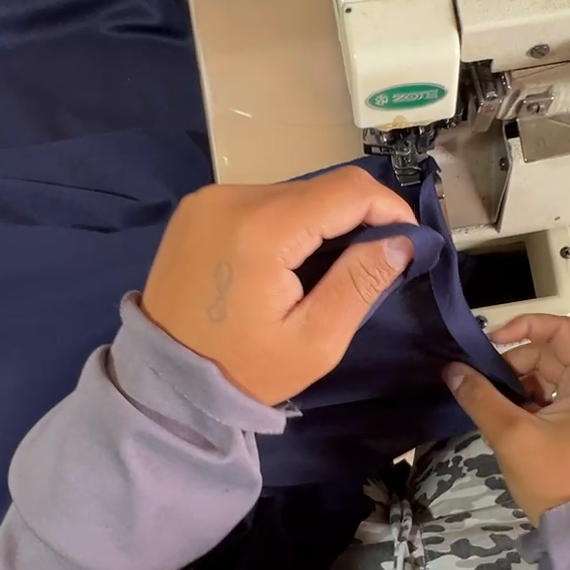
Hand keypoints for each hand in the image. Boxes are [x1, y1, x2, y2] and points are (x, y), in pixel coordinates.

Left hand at [142, 167, 416, 404]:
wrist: (161, 381)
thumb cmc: (242, 370)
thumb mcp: (315, 341)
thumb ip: (361, 283)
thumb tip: (402, 240)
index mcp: (262, 228)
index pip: (348, 189)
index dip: (390, 207)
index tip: (408, 240)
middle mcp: (231, 197)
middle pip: (320, 189)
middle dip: (356, 219)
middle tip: (371, 263)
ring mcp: (208, 199)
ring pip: (292, 194)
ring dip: (320, 223)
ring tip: (326, 270)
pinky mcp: (197, 209)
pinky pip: (261, 202)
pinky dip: (287, 224)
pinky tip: (287, 262)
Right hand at [443, 314, 569, 524]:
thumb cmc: (552, 478)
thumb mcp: (511, 435)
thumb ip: (480, 397)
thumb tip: (452, 369)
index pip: (562, 330)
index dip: (525, 325)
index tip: (492, 341)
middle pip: (550, 353)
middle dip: (514, 363)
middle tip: (486, 385)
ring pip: (547, 375)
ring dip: (516, 382)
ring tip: (494, 405)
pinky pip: (549, 396)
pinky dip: (525, 399)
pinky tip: (506, 417)